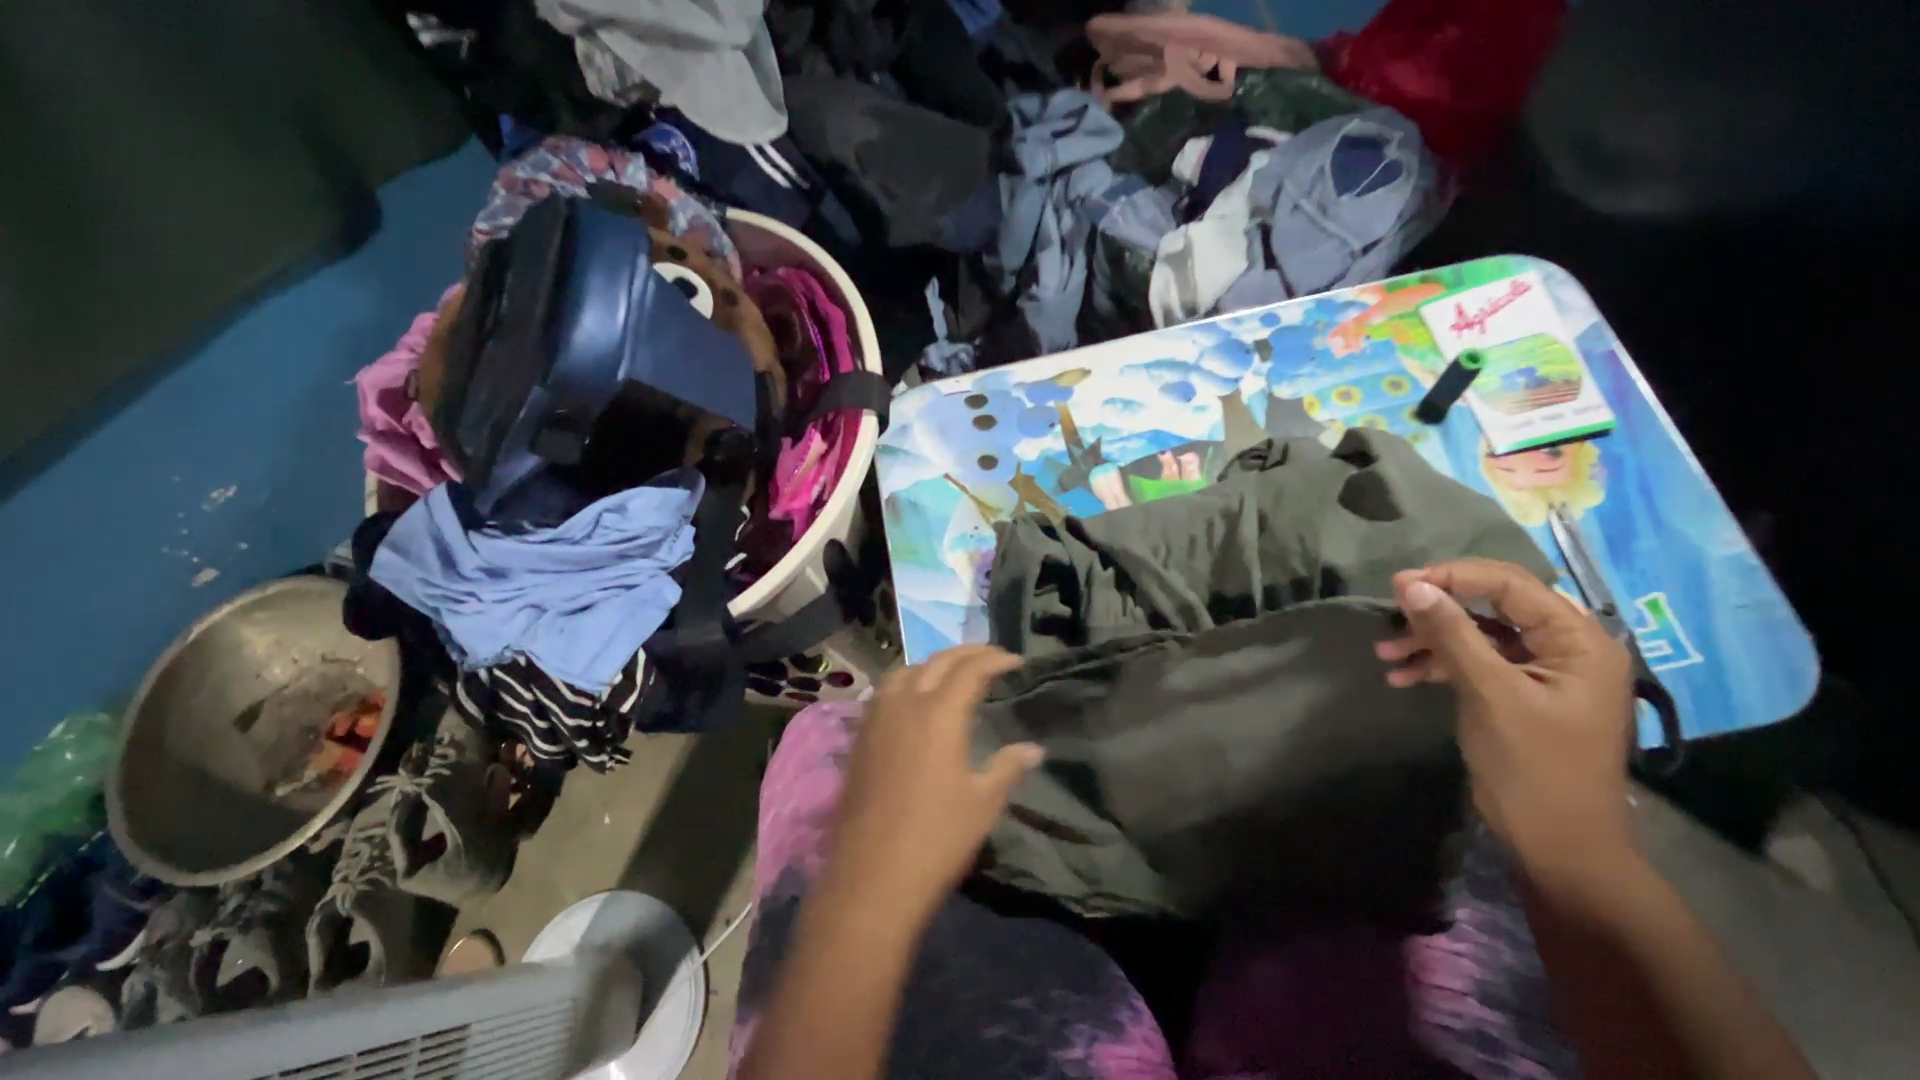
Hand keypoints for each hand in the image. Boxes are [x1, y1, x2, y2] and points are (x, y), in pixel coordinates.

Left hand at [826, 646, 1043, 923]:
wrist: (872, 878)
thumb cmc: (937, 840)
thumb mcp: (983, 803)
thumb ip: (1007, 767)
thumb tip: (1034, 749)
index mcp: (939, 714)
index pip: (970, 670)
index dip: (995, 660)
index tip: (1015, 661)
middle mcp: (904, 705)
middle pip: (936, 662)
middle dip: (966, 654)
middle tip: (990, 657)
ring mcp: (875, 722)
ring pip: (903, 673)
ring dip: (931, 665)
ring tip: (951, 676)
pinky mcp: (858, 742)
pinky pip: (883, 696)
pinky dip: (905, 685)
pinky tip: (914, 706)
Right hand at [1374, 559, 1636, 876]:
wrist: (1559, 845)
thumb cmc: (1533, 767)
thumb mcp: (1488, 694)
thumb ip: (1452, 634)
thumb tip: (1411, 585)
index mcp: (1579, 640)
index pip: (1511, 585)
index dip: (1452, 577)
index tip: (1398, 584)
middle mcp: (1569, 647)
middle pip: (1494, 606)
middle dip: (1437, 611)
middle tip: (1389, 615)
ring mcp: (1546, 672)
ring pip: (1481, 636)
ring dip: (1432, 642)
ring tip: (1385, 655)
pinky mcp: (1524, 695)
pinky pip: (1479, 664)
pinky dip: (1442, 666)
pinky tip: (1403, 677)